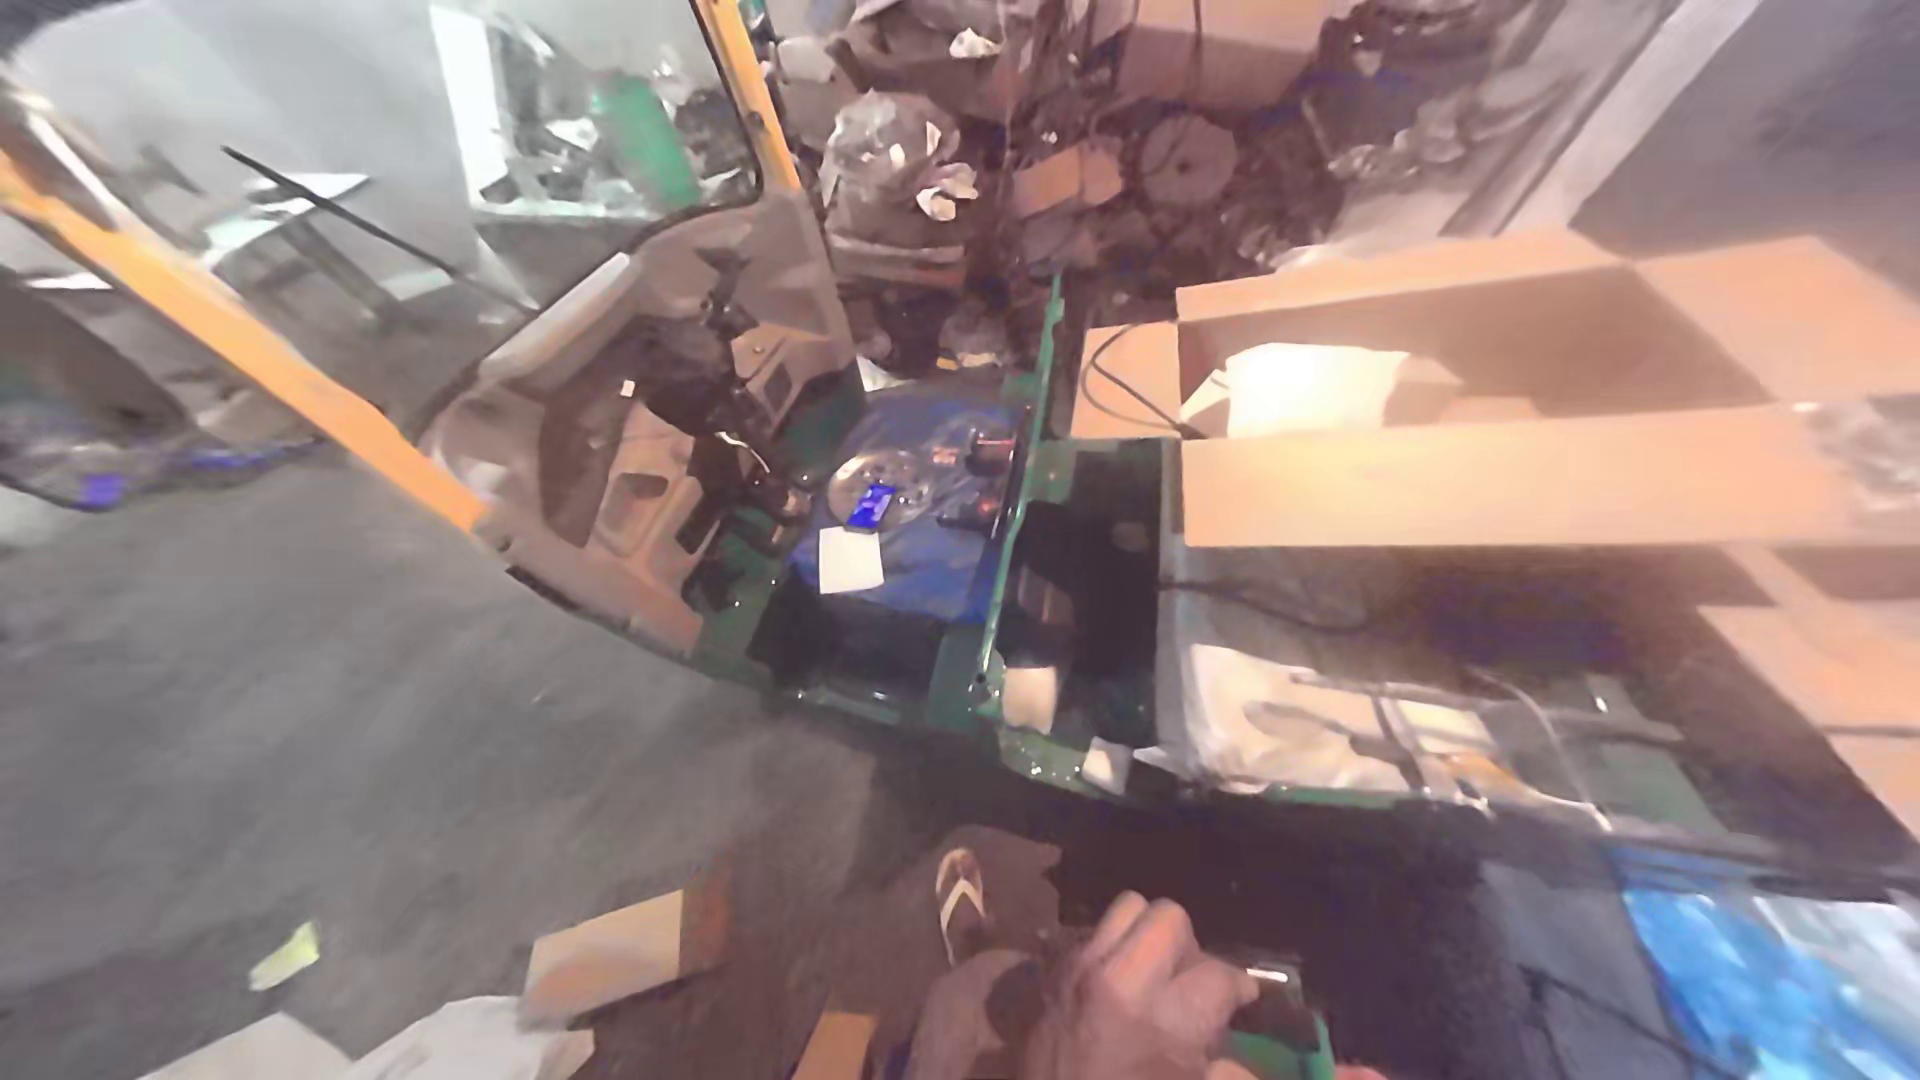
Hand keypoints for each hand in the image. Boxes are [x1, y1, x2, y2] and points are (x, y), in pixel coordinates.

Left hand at [1021, 892, 1257, 1079]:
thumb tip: (1239, 1062)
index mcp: (1163, 1022)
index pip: (1216, 975)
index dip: (1238, 986)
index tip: (1241, 996)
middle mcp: (1119, 978)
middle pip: (1168, 917)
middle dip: (1189, 945)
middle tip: (1189, 980)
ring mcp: (1080, 965)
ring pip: (1127, 907)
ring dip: (1147, 934)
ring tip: (1152, 972)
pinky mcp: (1053, 966)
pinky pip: (1093, 931)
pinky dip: (1114, 948)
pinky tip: (1117, 982)